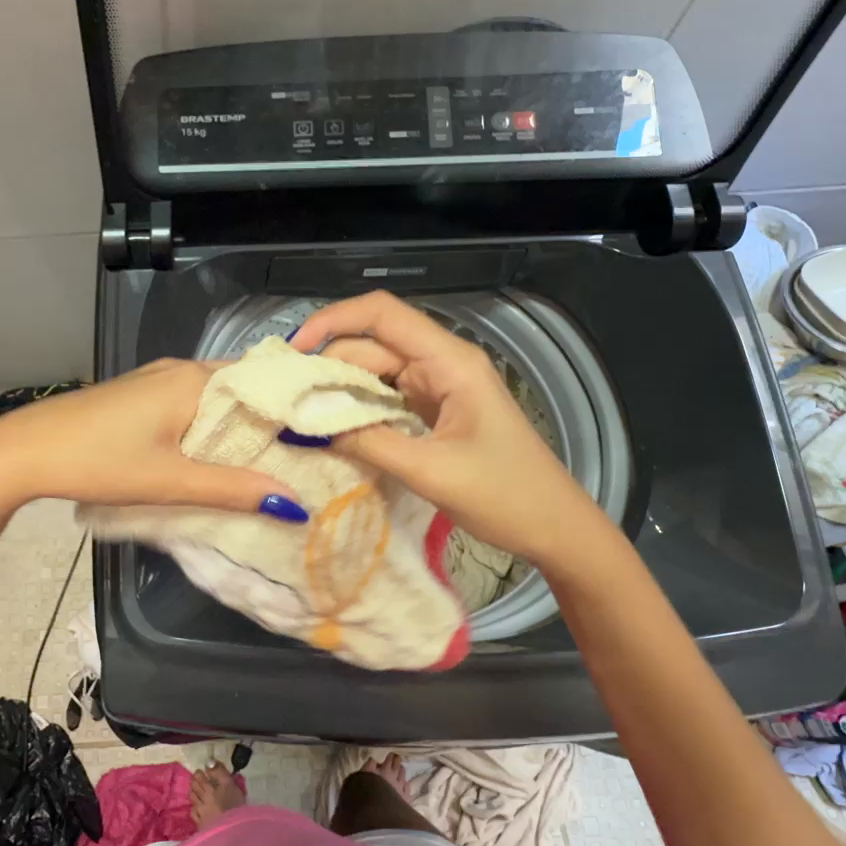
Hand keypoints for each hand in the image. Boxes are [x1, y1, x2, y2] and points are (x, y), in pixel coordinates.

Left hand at [0, 359, 307, 519]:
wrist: (25, 451)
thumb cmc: (98, 463)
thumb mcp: (169, 481)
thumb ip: (232, 489)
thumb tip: (293, 502)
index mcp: (194, 380)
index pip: (265, 383)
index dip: (298, 407)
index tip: (330, 437)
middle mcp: (181, 368)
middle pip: (243, 387)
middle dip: (273, 418)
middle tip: (310, 452)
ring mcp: (157, 377)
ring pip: (216, 395)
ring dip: (242, 421)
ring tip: (276, 456)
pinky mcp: (140, 392)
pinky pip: (193, 400)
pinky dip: (214, 422)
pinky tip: (222, 450)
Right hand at [289, 291, 609, 565]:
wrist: (558, 530)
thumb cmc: (506, 496)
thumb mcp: (431, 472)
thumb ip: (368, 443)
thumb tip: (307, 427)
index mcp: (450, 362)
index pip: (382, 315)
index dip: (333, 321)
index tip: (294, 350)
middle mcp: (442, 364)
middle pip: (372, 346)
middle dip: (328, 366)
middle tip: (287, 401)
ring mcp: (439, 388)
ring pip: (375, 373)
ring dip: (340, 390)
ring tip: (301, 414)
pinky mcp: (435, 412)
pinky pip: (386, 398)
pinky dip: (358, 409)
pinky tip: (333, 428)